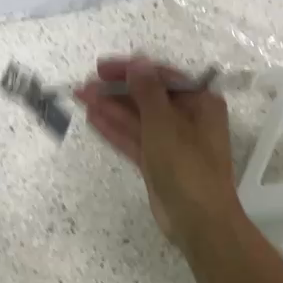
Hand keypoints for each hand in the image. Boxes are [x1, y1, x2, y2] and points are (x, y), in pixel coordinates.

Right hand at [74, 56, 241, 246]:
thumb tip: (137, 62)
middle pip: (148, 98)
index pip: (162, 78)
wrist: (198, 220)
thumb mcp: (165, 123)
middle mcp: (188, 119)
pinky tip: (93, 119)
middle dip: (116, 91)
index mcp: (200, 103)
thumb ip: (147, 91)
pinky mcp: (157, 163)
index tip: (102, 68)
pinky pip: (134, 140)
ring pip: (137, 120)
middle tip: (86, 85)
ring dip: (111, 109)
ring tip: (81, 97)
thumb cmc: (187, 167)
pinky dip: (115, 130)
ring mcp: (171, 143)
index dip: (132, 70)